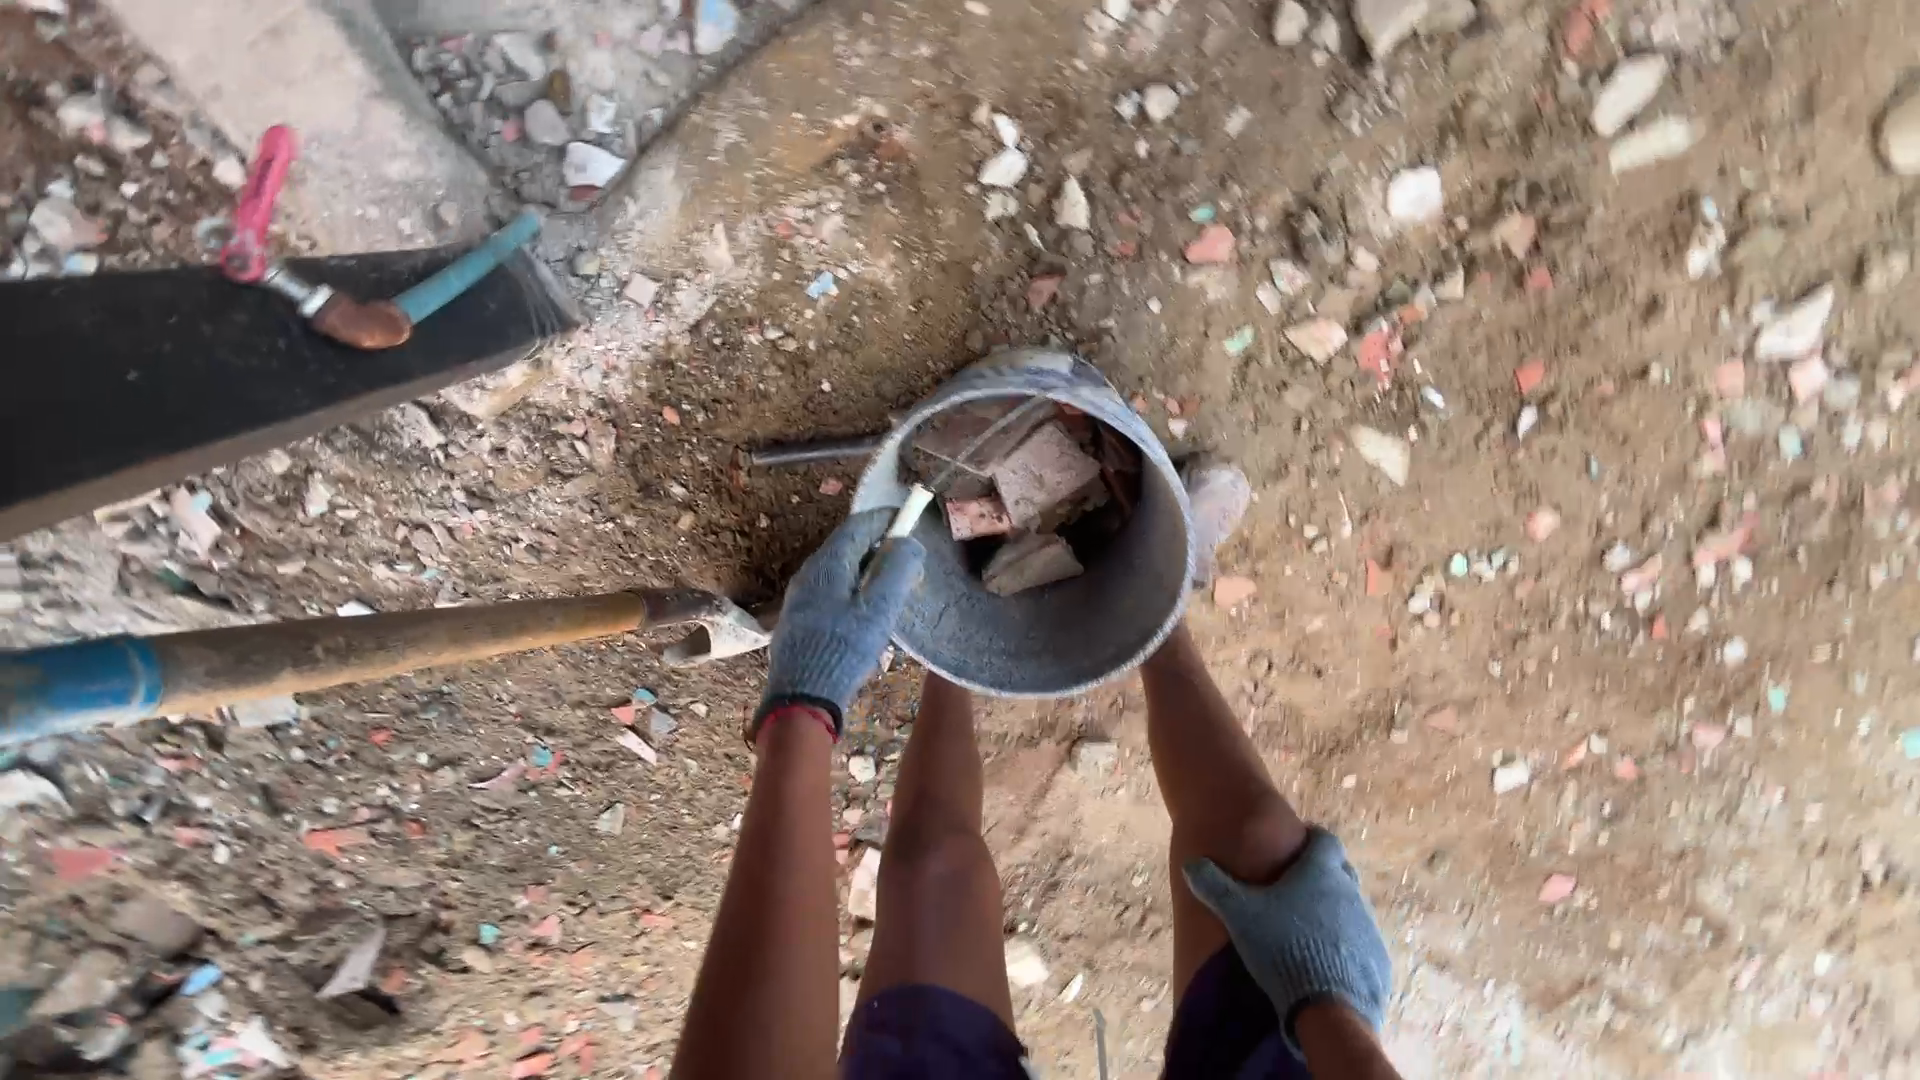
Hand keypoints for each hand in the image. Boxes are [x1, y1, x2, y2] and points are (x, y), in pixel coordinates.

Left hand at [752, 509, 925, 742]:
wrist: (801, 694)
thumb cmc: (845, 647)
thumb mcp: (881, 609)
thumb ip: (898, 570)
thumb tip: (911, 542)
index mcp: (829, 563)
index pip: (859, 524)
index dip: (886, 519)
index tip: (909, 521)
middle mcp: (809, 572)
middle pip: (848, 545)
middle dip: (880, 546)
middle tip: (907, 561)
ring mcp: (800, 595)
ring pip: (840, 569)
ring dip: (867, 570)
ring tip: (892, 588)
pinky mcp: (799, 617)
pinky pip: (831, 590)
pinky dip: (854, 588)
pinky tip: (866, 612)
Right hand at [1182, 829, 1391, 1060]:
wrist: (1328, 1008)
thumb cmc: (1283, 946)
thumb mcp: (1238, 913)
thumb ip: (1213, 885)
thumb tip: (1191, 864)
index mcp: (1320, 873)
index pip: (1325, 840)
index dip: (1312, 838)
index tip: (1299, 842)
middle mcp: (1349, 894)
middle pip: (1340, 873)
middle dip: (1321, 875)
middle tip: (1295, 887)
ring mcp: (1367, 928)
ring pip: (1350, 908)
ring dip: (1331, 910)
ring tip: (1305, 926)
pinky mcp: (1377, 961)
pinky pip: (1359, 942)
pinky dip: (1343, 944)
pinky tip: (1323, 960)